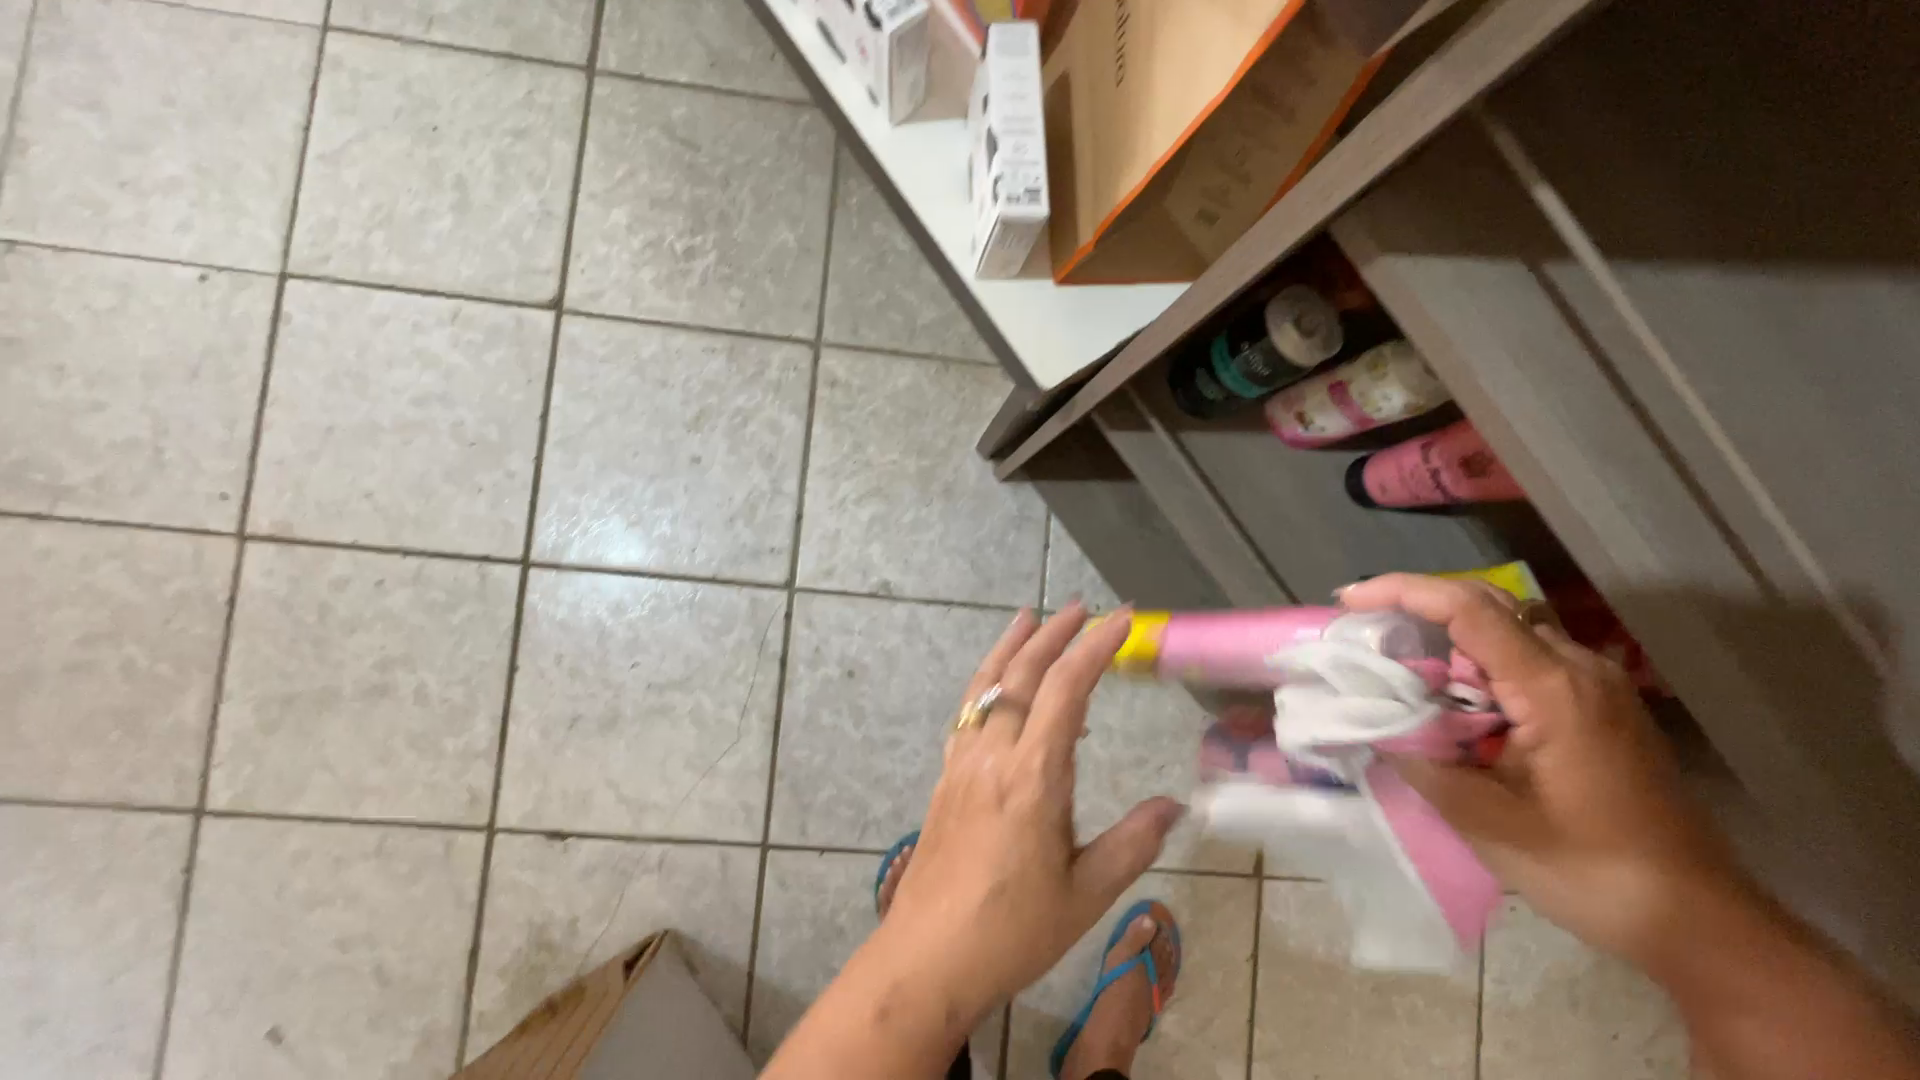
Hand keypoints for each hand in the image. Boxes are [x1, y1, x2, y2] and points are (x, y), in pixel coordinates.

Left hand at [874, 604, 1184, 1014]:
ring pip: (986, 686)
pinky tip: (1000, 690)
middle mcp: (993, 756)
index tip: (1121, 621)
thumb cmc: (1013, 931)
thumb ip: (1133, 842)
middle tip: (1083, 608)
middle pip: (1022, 675)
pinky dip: (989, 684)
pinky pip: (968, 713)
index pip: (1067, 691)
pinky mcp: (945, 778)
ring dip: (1011, 648)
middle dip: (1053, 634)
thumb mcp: (1086, 893)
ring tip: (1030, 618)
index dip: (1095, 649)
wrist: (927, 958)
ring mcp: (962, 764)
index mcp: (1033, 777)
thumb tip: (1174, 805)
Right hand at [1339, 574, 1751, 967]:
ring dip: (1448, 637)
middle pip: (1489, 606)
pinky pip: (1529, 660)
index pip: (1469, 609)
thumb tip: (1371, 723)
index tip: (1348, 602)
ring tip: (1395, 665)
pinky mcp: (1601, 707)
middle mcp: (1580, 669)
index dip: (1403, 592)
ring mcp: (1597, 686)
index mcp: (1554, 689)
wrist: (1696, 918)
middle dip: (1419, 606)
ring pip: (1509, 631)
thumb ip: (1421, 760)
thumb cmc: (1589, 870)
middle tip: (1363, 631)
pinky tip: (1450, 699)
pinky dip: (1477, 663)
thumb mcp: (1486, 820)